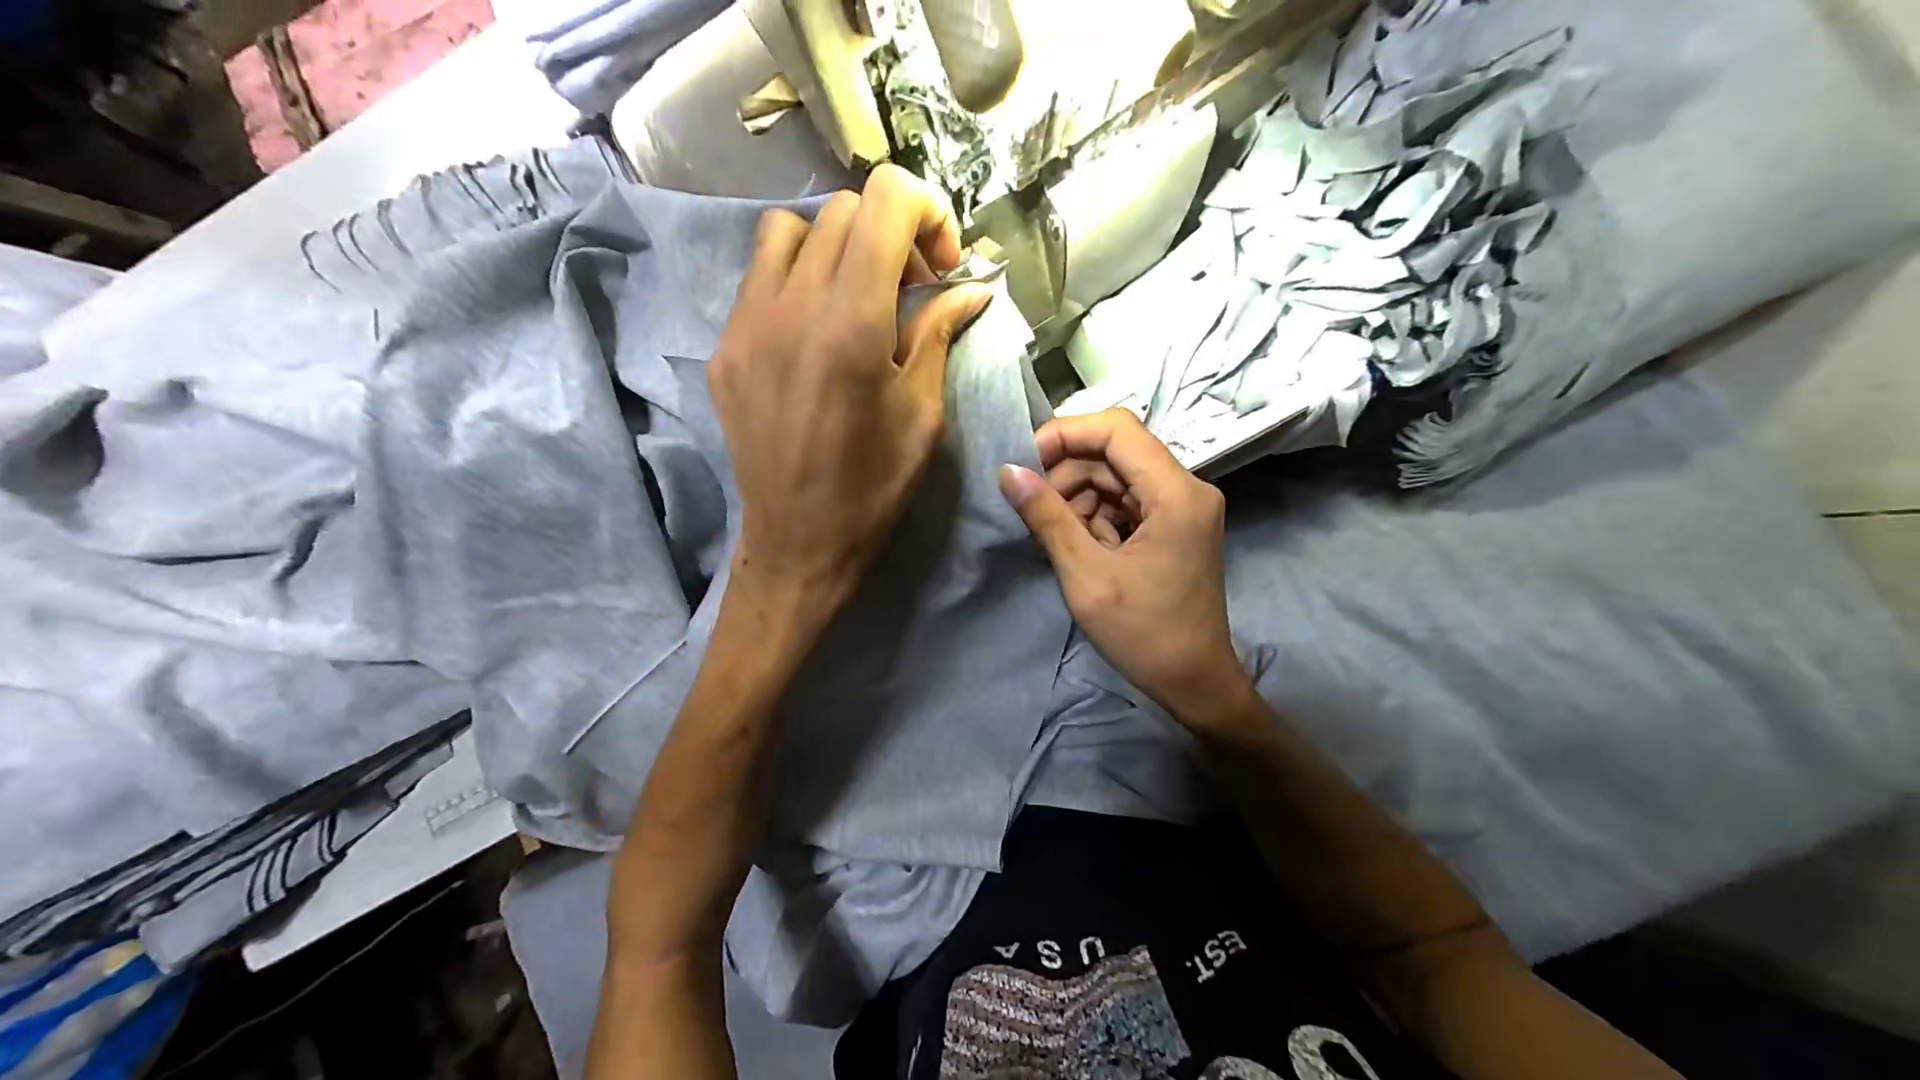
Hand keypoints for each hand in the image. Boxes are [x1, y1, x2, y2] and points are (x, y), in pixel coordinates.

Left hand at [709, 165, 993, 616]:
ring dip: (837, 246)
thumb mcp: (922, 414)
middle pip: (845, 210)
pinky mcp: (724, 346)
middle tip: (913, 288)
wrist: (797, 541)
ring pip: (791, 229)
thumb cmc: (873, 488)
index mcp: (852, 323)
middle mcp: (791, 306)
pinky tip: (815, 325)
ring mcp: (745, 323)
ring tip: (858, 295)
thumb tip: (970, 288)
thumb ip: (938, 333)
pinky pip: (759, 276)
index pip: (886, 201)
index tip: (943, 266)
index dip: (928, 212)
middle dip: (892, 233)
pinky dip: (797, 276)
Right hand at [999, 409, 1253, 724]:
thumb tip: (1008, 472)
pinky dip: (1096, 515)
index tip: (1025, 463)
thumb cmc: (1144, 634)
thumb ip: (1047, 517)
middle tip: (1034, 509)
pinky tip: (1080, 545)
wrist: (1194, 683)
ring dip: (1079, 497)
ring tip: (1057, 535)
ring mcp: (1183, 507)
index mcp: (1176, 493)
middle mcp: (1187, 488)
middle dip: (1067, 473)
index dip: (1065, 434)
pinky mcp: (1174, 525)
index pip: (1117, 429)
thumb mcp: (1086, 575)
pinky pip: (1127, 500)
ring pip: (1117, 476)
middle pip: (1115, 452)